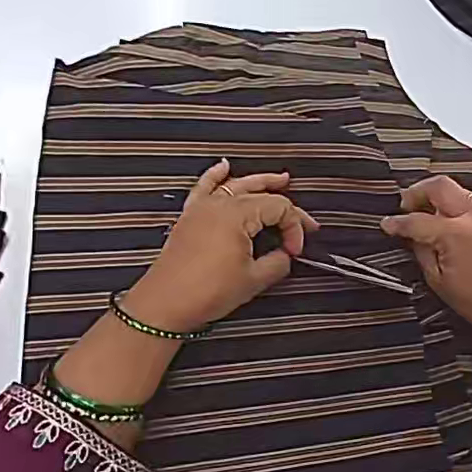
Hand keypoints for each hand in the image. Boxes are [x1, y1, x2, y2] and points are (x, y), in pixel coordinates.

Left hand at [123, 160, 319, 332]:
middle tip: (306, 223)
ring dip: (259, 182)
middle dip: (286, 210)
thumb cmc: (207, 292)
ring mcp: (202, 207)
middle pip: (261, 195)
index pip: (279, 208)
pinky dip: (215, 175)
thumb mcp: (254, 279)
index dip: (294, 228)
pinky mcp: (189, 217)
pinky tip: (223, 166)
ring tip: (280, 179)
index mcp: (237, 214)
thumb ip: (278, 262)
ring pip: (236, 185)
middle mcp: (219, 203)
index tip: (295, 252)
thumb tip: (285, 255)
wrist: (165, 305)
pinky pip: (204, 187)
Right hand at [380, 176, 471, 336]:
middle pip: (439, 186)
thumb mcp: (437, 280)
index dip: (397, 222)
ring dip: (440, 197)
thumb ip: (421, 250)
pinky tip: (451, 222)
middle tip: (406, 206)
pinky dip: (459, 206)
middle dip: (417, 193)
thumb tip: (410, 234)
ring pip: (459, 190)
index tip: (389, 224)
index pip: (417, 219)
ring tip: (428, 213)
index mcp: (456, 234)